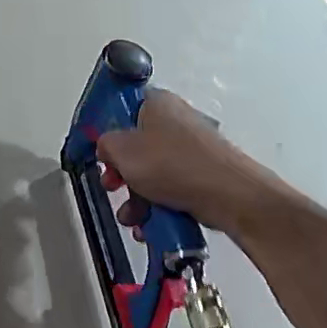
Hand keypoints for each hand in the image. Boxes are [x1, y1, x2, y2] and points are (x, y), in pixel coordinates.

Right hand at [95, 90, 277, 234]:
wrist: (227, 196)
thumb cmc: (177, 166)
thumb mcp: (122, 151)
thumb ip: (105, 144)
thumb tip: (106, 147)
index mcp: (157, 103)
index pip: (123, 108)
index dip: (107, 129)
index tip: (99, 148)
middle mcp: (175, 122)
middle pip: (134, 147)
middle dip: (120, 174)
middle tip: (114, 185)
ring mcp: (189, 151)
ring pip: (149, 174)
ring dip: (135, 199)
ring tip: (134, 215)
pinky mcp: (199, 177)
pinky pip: (168, 191)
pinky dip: (156, 208)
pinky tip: (151, 223)